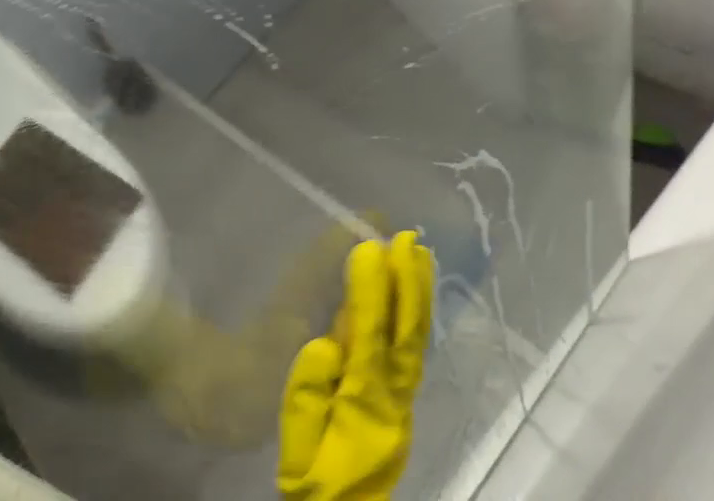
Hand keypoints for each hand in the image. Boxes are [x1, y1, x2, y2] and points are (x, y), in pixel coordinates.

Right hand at [276, 231, 434, 500]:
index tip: (367, 248)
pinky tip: (412, 293)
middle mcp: (392, 400)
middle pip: (405, 335)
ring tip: (416, 252)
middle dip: (406, 283)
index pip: (370, 340)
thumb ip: (304, 397)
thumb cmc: (311, 482)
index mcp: (363, 408)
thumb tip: (322, 342)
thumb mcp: (296, 451)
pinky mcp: (401, 401)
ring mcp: (402, 401)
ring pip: (415, 340)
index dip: (371, 292)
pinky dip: (415, 315)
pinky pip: (413, 350)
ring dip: (417, 293)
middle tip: (404, 237)